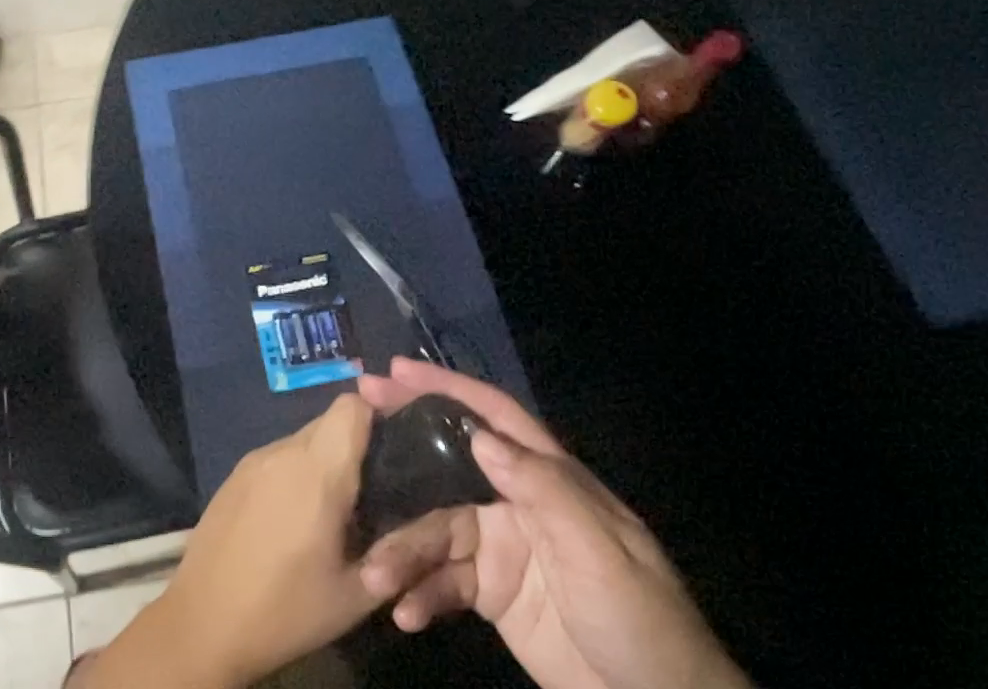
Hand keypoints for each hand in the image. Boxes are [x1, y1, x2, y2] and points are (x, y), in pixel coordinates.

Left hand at [75, 394, 380, 688]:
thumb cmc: (286, 610)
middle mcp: (283, 452)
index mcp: (317, 471)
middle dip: (355, 449)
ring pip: (302, 441)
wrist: (202, 625)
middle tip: (370, 496)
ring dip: (323, 465)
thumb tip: (413, 522)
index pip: (353, 406)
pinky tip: (293, 521)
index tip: (395, 453)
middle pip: (329, 423)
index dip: (379, 419)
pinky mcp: (232, 477)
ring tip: (332, 515)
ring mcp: (252, 462)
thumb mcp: (357, 593)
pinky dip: (294, 476)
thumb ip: (394, 550)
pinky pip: (277, 460)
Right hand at [357, 359, 749, 688]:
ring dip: (404, 551)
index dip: (447, 387)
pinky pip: (443, 582)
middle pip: (447, 471)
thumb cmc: (639, 618)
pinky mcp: (490, 593)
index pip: (494, 417)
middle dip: (400, 457)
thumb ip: (542, 490)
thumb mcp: (598, 550)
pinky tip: (405, 614)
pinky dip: (421, 595)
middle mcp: (517, 503)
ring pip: (436, 532)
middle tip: (348, 442)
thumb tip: (479, 435)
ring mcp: (501, 548)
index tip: (395, 369)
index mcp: (550, 479)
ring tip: (375, 576)